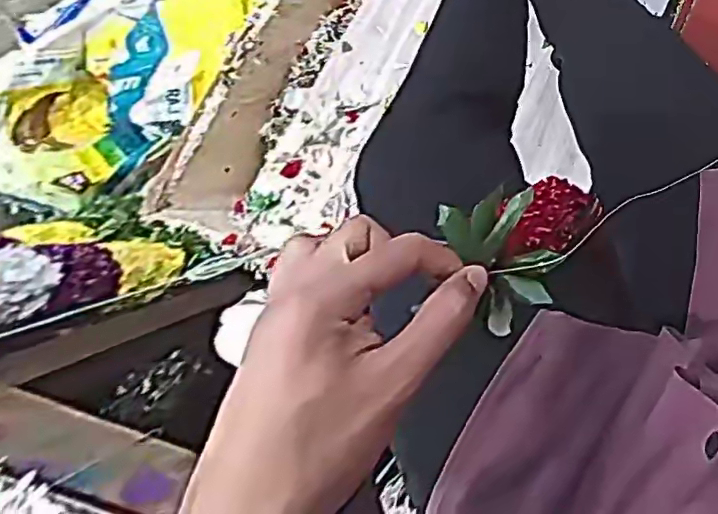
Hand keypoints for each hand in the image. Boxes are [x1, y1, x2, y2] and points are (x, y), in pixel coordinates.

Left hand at [182, 217, 486, 513]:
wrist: (246, 513)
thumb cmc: (308, 456)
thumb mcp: (396, 382)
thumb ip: (443, 318)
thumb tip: (472, 279)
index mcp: (320, 300)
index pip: (400, 248)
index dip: (443, 258)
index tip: (463, 281)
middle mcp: (290, 298)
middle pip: (358, 232)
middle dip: (400, 250)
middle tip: (423, 282)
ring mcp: (273, 316)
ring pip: (323, 246)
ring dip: (362, 257)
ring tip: (386, 290)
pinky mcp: (268, 336)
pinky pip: (303, 277)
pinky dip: (337, 277)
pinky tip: (356, 312)